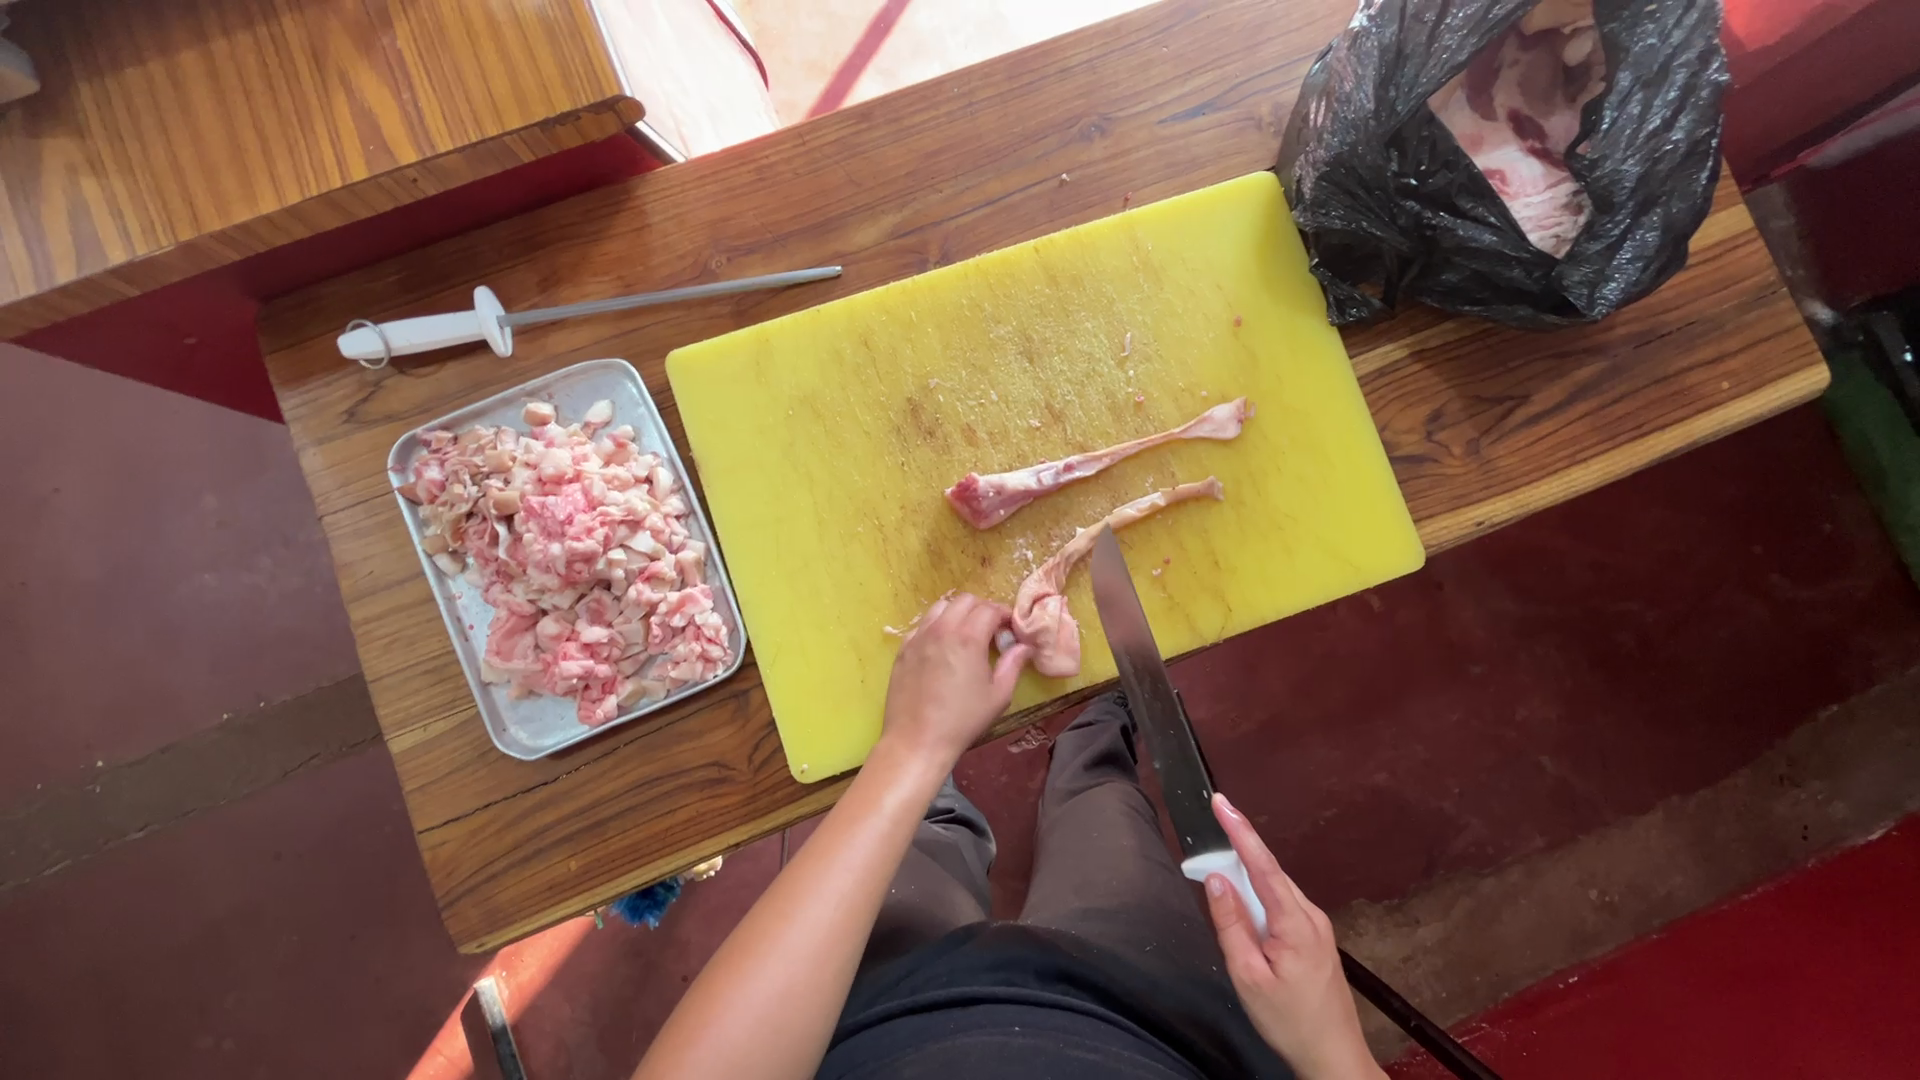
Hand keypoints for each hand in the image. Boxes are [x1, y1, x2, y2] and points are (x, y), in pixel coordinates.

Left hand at [881, 593, 1032, 766]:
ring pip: (940, 607)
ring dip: (957, 613)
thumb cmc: (962, 720)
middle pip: (964, 600)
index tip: (1010, 629)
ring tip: (965, 634)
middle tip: (990, 630)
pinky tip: (942, 647)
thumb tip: (1024, 647)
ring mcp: (918, 637)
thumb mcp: (998, 695)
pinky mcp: (903, 649)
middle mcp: (941, 629)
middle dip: (982, 609)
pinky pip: (922, 625)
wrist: (917, 740)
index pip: (989, 609)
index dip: (1004, 614)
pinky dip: (936, 627)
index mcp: (968, 638)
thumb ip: (1013, 665)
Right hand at [1203, 794, 1383, 1079]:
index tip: (1220, 802)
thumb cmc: (1288, 1021)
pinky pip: (1282, 902)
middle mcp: (1311, 916)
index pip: (1262, 864)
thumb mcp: (1248, 975)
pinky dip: (1258, 893)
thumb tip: (1216, 878)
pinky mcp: (1315, 937)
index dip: (1239, 830)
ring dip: (1246, 874)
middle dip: (1237, 849)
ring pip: (1275, 886)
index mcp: (1295, 923)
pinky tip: (1243, 901)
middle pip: (1268, 871)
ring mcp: (1317, 926)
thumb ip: (1230, 923)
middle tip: (1205, 839)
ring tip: (1216, 870)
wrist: (1334, 1060)